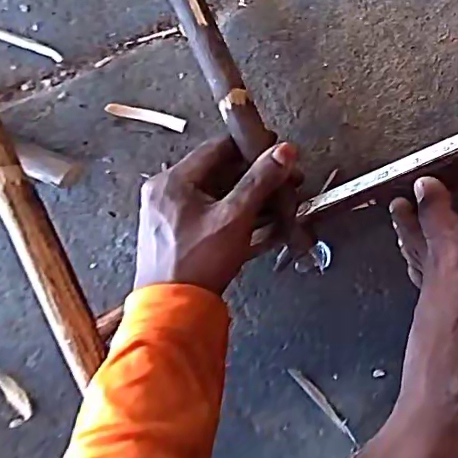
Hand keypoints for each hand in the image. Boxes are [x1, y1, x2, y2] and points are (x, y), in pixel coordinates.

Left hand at [134, 136, 300, 294]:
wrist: (174, 311)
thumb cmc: (197, 262)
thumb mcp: (236, 215)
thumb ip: (262, 178)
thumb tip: (284, 150)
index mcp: (173, 182)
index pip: (220, 147)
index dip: (254, 146)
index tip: (281, 152)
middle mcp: (169, 193)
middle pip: (224, 169)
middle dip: (261, 173)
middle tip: (289, 179)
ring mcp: (174, 212)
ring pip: (223, 189)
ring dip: (256, 192)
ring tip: (284, 200)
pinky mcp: (183, 230)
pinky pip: (218, 208)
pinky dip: (243, 208)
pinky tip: (267, 217)